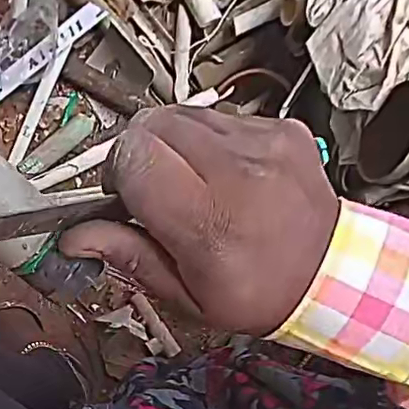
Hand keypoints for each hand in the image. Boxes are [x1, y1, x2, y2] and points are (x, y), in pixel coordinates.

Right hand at [59, 108, 338, 336]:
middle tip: (147, 191)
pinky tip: (215, 173)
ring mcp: (263, 143)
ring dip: (166, 145)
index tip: (121, 198)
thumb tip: (75, 237)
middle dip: (134, 154)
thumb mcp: (183, 294)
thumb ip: (127, 255)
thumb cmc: (258, 293)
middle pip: (150, 125)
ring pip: (179, 114)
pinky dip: (201, 141)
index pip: (134, 156)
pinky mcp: (279, 128)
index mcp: (209, 222)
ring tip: (183, 183)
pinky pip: (215, 116)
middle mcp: (238, 172)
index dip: (115, 173)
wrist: (332, 275)